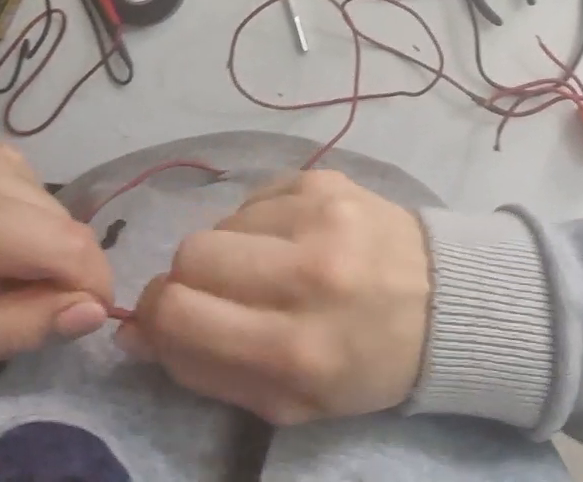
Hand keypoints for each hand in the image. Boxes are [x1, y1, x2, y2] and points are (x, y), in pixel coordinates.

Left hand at [0, 140, 112, 390]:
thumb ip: (5, 334)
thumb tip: (94, 312)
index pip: (62, 246)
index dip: (84, 291)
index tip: (66, 332)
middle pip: (67, 232)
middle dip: (60, 282)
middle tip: (9, 318)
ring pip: (64, 222)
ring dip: (45, 266)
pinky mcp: (2, 156)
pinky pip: (51, 210)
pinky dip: (35, 245)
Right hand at [120, 169, 429, 424]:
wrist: (445, 300)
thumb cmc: (364, 362)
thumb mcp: (290, 402)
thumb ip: (206, 370)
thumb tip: (136, 332)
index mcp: (293, 348)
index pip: (178, 312)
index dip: (160, 314)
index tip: (174, 316)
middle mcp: (305, 274)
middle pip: (191, 253)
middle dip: (192, 276)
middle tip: (227, 290)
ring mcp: (320, 216)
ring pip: (222, 219)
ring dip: (234, 245)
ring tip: (275, 264)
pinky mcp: (328, 179)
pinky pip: (257, 194)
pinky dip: (262, 218)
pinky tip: (297, 237)